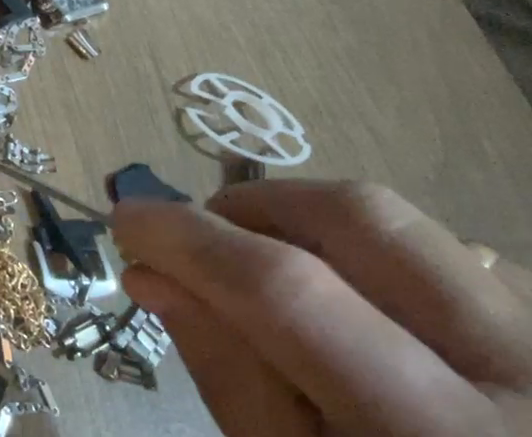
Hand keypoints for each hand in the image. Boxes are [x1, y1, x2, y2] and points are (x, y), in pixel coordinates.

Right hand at [113, 181, 531, 435]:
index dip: (190, 240)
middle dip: (252, 204)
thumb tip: (148, 271)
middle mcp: (527, 374)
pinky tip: (347, 302)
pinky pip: (449, 255)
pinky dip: (369, 257)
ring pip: (411, 225)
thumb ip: (227, 372)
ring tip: (262, 262)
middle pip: (367, 222)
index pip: (291, 293)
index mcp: (444, 435)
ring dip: (306, 223)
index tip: (125, 221)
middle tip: (197, 232)